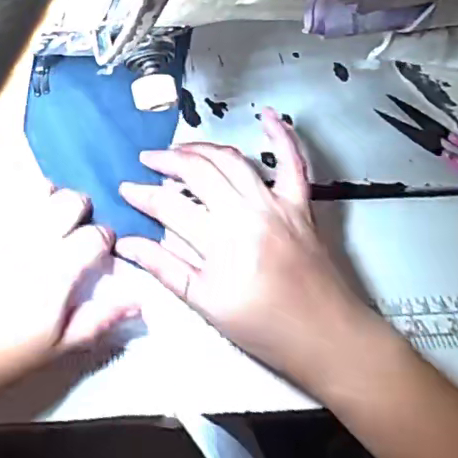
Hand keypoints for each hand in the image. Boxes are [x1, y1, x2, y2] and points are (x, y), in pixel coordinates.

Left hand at [0, 189, 138, 411]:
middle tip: (71, 228)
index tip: (98, 249)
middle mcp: (31, 235)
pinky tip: (7, 205)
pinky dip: (7, 185)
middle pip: (70, 198)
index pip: (96, 235)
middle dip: (78, 209)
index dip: (103, 239)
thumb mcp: (56, 347)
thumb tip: (136, 300)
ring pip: (35, 184)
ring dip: (44, 194)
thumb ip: (97, 319)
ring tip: (39, 214)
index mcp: (58, 268)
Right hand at [114, 108, 388, 391]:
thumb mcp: (205, 304)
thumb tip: (124, 243)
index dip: (141, 194)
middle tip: (145, 161)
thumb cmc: (265, 329)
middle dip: (165, 161)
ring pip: (231, 160)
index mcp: (223, 241)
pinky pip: (293, 165)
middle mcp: (249, 213)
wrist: (333, 341)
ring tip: (179, 151)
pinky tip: (267, 116)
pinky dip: (282, 138)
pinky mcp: (301, 206)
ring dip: (201, 148)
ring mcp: (278, 205)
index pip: (169, 204)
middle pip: (198, 170)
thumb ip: (163, 267)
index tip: (124, 190)